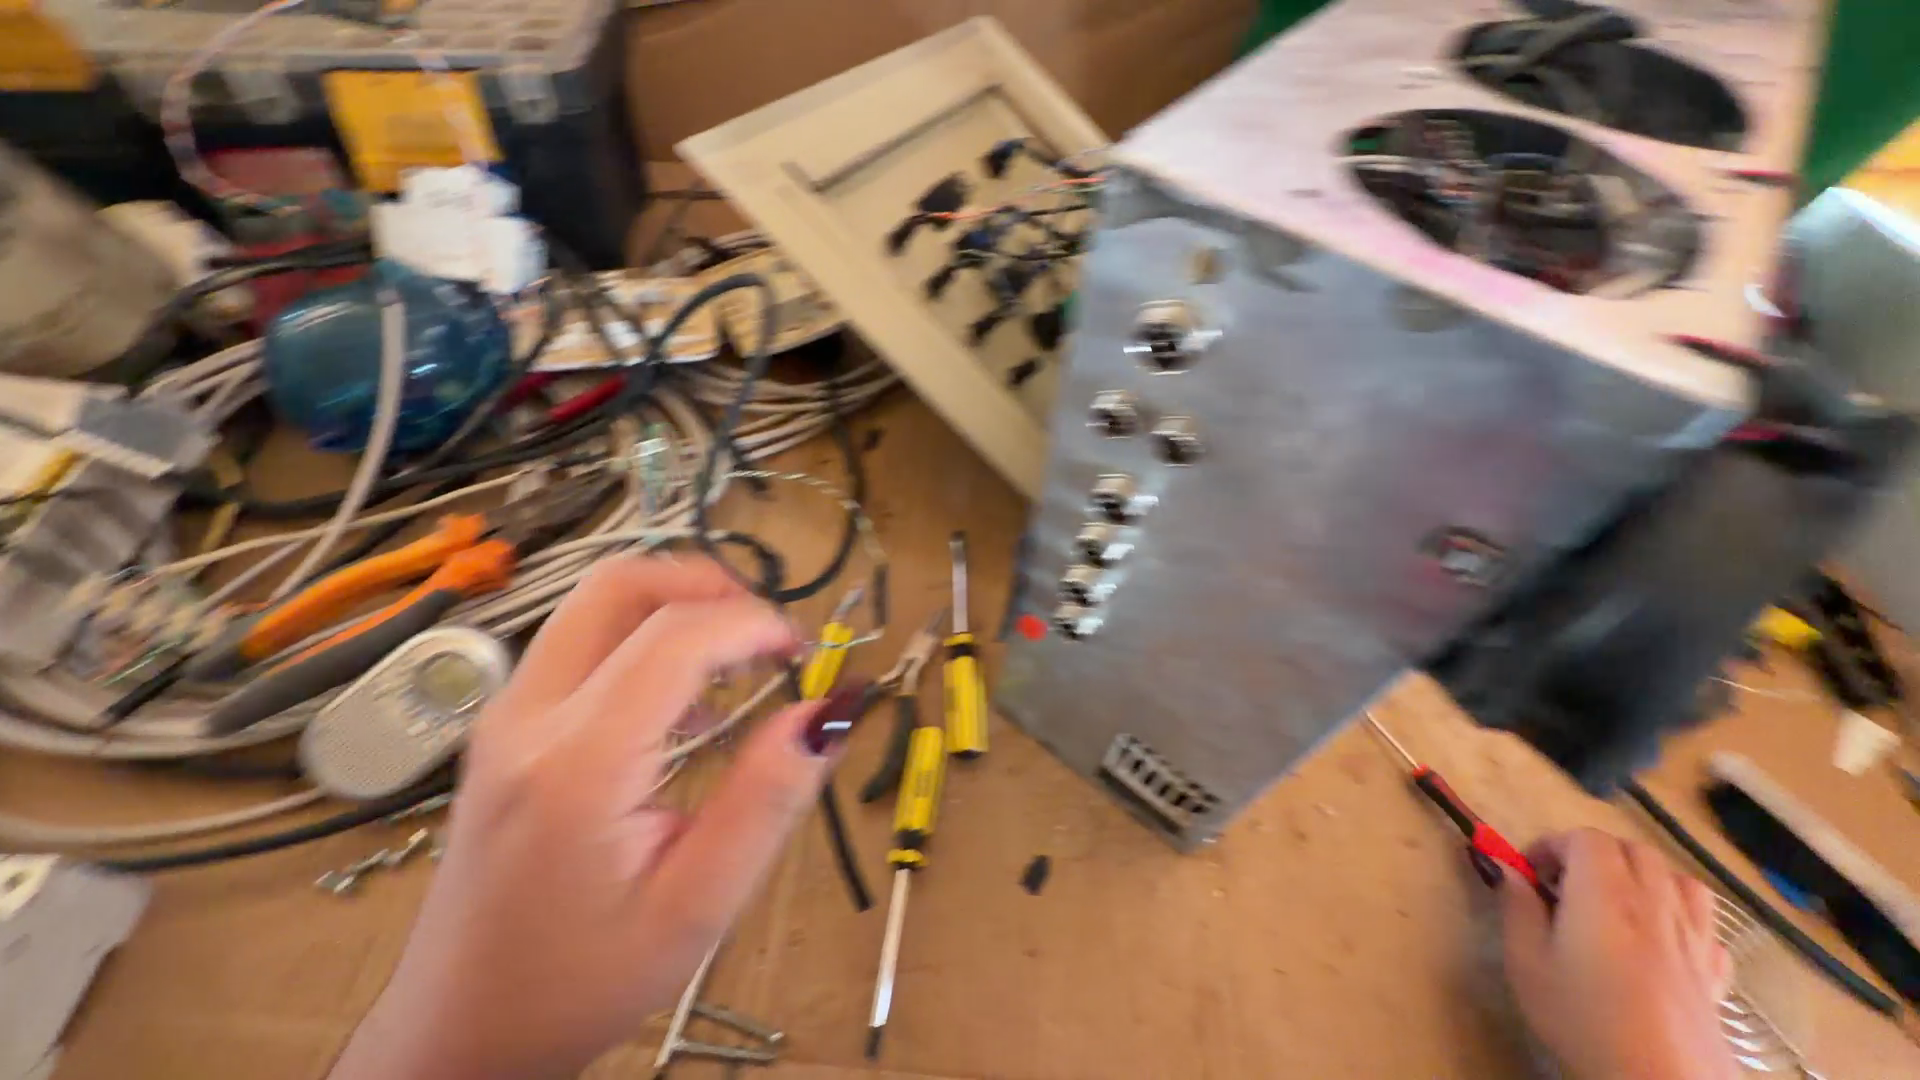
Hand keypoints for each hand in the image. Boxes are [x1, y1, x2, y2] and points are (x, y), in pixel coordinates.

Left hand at [330, 557, 867, 1079]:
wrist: (458, 1030)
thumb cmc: (583, 979)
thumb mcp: (699, 904)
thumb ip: (768, 797)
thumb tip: (828, 710)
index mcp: (578, 762)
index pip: (675, 636)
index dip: (753, 623)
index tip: (805, 653)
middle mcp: (529, 715)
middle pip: (620, 585)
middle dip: (708, 585)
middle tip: (768, 635)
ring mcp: (507, 715)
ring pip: (596, 605)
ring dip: (678, 609)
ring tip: (739, 666)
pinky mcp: (507, 727)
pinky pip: (582, 645)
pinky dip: (647, 640)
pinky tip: (689, 705)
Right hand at [1498, 829, 1737, 1079]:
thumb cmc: (1582, 1016)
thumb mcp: (1526, 962)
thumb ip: (1516, 907)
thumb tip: (1507, 869)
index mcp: (1604, 893)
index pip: (1584, 838)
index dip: (1551, 845)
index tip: (1530, 873)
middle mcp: (1654, 902)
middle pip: (1632, 849)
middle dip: (1594, 854)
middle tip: (1565, 887)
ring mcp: (1694, 936)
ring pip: (1676, 877)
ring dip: (1643, 876)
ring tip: (1616, 904)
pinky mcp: (1717, 971)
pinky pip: (1705, 922)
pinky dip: (1680, 916)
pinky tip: (1659, 941)